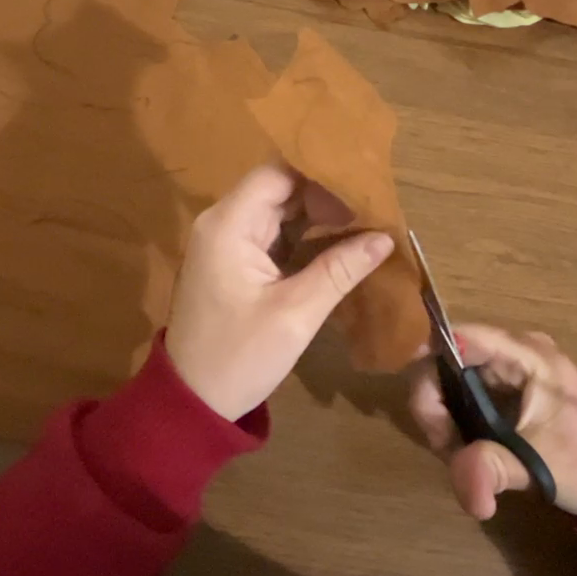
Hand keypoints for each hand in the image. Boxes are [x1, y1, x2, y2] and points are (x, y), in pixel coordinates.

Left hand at [165, 165, 395, 420]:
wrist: (191, 400)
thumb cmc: (239, 357)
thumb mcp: (296, 314)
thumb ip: (339, 269)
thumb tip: (385, 237)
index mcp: (228, 225)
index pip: (278, 174)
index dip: (320, 178)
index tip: (362, 192)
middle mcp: (222, 223)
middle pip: (277, 189)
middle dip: (324, 196)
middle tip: (372, 208)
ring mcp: (224, 243)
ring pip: (276, 212)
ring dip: (316, 216)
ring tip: (364, 222)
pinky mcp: (231, 263)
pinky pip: (270, 235)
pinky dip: (301, 236)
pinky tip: (338, 243)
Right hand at [409, 325, 576, 519]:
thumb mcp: (540, 466)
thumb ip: (494, 470)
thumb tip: (465, 494)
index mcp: (525, 353)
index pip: (457, 337)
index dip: (430, 367)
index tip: (430, 418)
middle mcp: (511, 352)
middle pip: (445, 361)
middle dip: (436, 406)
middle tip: (448, 451)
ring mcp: (506, 372)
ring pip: (449, 382)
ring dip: (444, 420)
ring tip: (464, 460)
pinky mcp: (504, 393)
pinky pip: (462, 398)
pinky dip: (457, 425)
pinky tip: (472, 455)